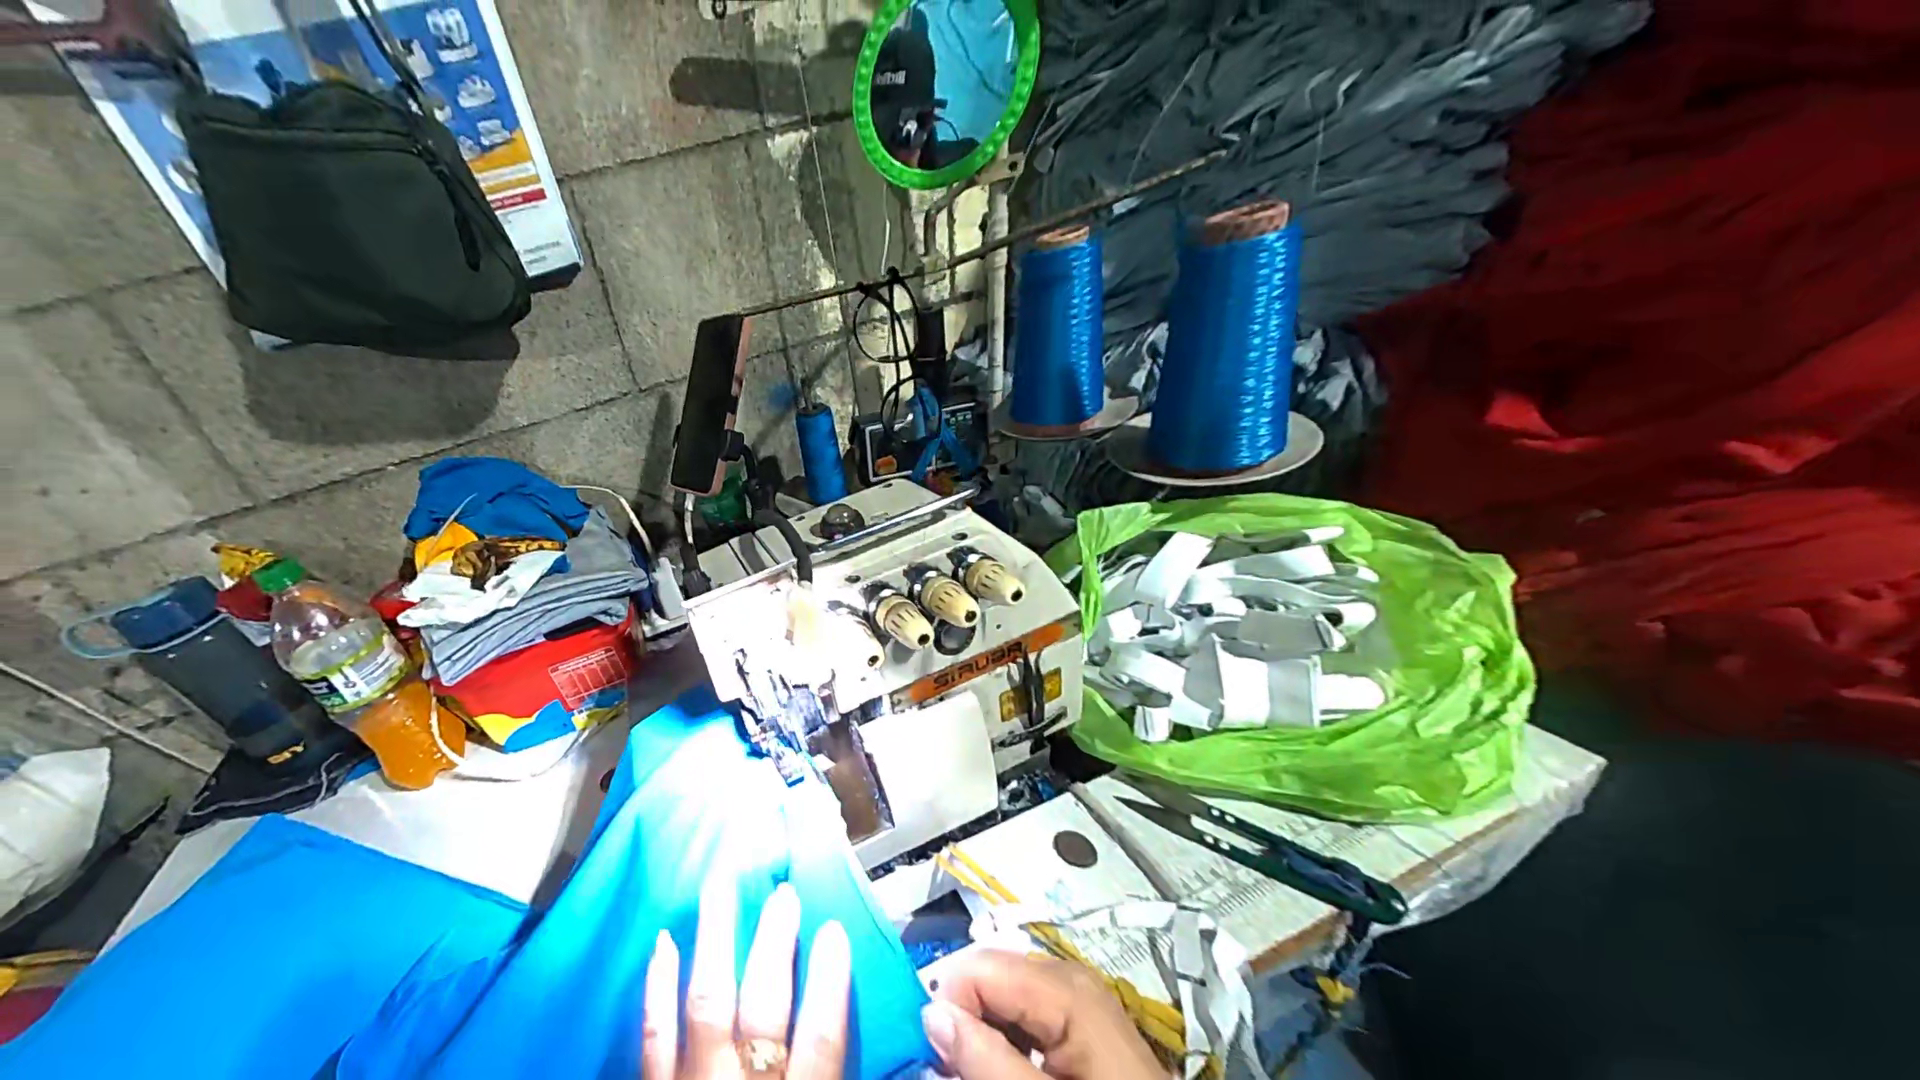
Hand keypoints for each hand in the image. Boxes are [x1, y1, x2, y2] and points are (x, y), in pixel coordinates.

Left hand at [642, 880, 849, 1078]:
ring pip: (706, 1006)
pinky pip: (653, 1038)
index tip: (833, 930)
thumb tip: (861, 1032)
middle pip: (762, 1010)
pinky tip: (663, 943)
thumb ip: (830, 1069)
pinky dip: (658, 989)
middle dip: (774, 948)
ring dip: (715, 942)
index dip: (828, 984)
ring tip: (720, 889)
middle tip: (783, 895)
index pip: (819, 1041)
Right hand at [921, 949, 1166, 1079]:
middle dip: (963, 1019)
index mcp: (1064, 987)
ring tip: (978, 1072)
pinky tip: (1005, 1069)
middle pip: (990, 976)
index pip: (979, 966)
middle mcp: (1068, 976)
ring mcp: (1075, 995)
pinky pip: (1025, 1012)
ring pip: (1003, 994)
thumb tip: (933, 1014)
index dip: (949, 1006)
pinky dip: (1004, 1038)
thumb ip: (988, 1060)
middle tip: (954, 1070)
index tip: (936, 1057)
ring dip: (980, 1032)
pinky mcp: (1078, 1017)